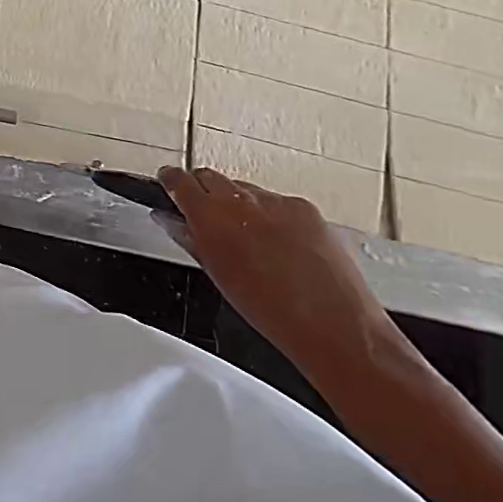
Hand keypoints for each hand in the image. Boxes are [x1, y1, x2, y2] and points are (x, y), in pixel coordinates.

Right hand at [159, 166, 384, 357]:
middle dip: (203, 190)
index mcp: (212, 218)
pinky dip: (271, 215)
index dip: (171, 180)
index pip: (180, 181)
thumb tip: (173, 222)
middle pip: (210, 177)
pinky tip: (279, 245)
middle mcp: (241, 200)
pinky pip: (276, 201)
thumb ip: (191, 240)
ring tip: (248, 240)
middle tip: (204, 212)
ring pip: (244, 189)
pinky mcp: (303, 205)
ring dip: (239, 205)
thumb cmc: (275, 312)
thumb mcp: (218, 277)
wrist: (333, 323)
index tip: (169, 182)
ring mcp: (275, 200)